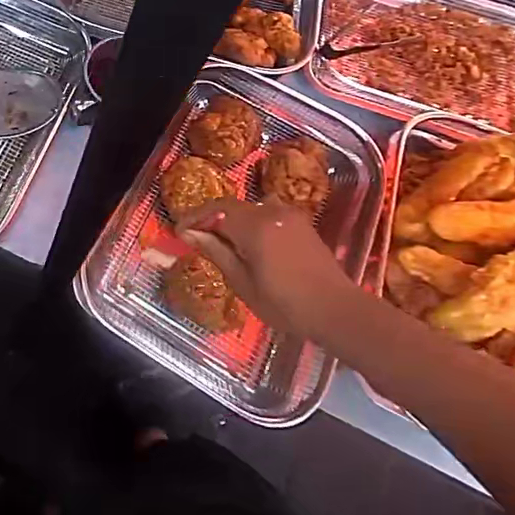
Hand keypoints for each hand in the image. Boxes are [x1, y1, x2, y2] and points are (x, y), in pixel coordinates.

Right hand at [178, 199, 361, 338]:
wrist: (335, 308)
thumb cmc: (286, 305)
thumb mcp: (244, 283)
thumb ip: (217, 253)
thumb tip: (191, 234)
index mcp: (255, 226)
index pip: (216, 210)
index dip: (195, 218)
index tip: (178, 231)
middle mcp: (271, 212)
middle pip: (233, 206)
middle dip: (211, 218)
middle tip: (194, 236)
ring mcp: (289, 214)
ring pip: (250, 209)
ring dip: (231, 220)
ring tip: (219, 241)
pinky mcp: (300, 222)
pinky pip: (267, 214)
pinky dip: (251, 223)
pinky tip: (247, 243)